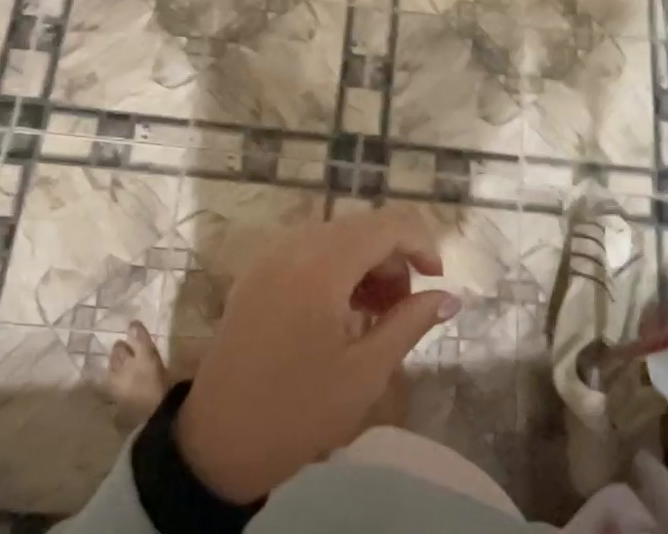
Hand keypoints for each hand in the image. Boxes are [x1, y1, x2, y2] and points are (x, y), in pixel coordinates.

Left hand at [174, 210, 459, 501]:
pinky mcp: (255, 274)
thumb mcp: (366, 373)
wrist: (217, 442)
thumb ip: (410, 322)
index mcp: (321, 267)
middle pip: (360, 227)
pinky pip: (307, 252)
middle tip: (405, 309)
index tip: (437, 283)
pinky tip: (342, 313)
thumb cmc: (298, 412)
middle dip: (393, 258)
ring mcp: (269, 258)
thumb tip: (450, 296)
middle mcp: (293, 248)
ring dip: (366, 264)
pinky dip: (336, 269)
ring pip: (335, 238)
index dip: (422, 244)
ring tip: (376, 316)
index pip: (386, 226)